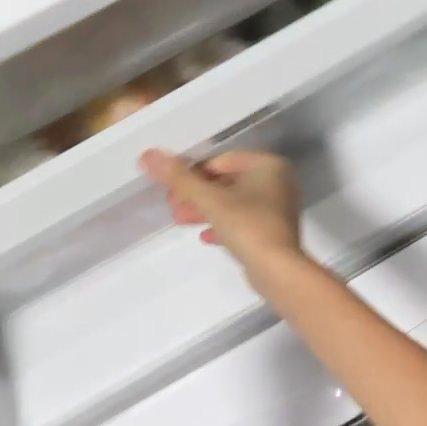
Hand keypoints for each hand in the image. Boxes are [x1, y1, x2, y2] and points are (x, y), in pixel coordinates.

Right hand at [141, 148, 303, 272]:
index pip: (222, 161)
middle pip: (227, 183)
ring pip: (234, 204)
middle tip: (173, 205)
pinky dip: (224, 227)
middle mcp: (278, 183)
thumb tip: (148, 154)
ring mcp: (278, 209)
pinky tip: (205, 237)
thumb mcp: (209, 200)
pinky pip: (244, 223)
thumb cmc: (247, 227)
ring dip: (206, 211)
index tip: (172, 188)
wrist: (278, 271)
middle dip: (198, 195)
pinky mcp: (274, 233)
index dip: (193, 174)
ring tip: (180, 220)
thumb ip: (178, 178)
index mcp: (268, 166)